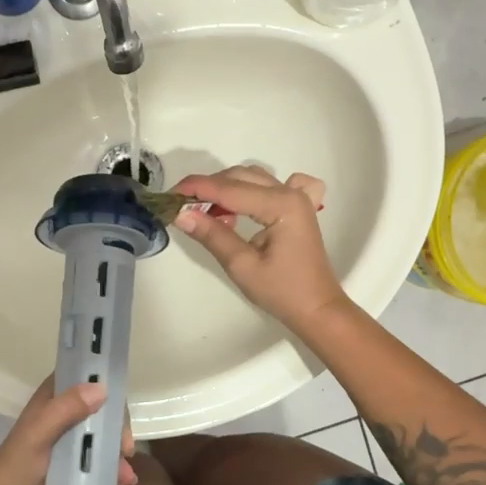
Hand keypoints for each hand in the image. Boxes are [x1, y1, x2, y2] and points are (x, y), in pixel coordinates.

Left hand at [0, 379, 136, 484]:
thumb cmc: (19, 464)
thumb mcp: (40, 433)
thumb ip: (67, 409)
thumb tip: (101, 388)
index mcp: (52, 400)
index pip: (85, 382)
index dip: (106, 391)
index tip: (120, 412)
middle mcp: (62, 415)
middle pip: (101, 414)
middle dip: (117, 433)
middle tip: (126, 452)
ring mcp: (68, 441)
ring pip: (103, 440)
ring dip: (117, 458)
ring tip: (126, 480)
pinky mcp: (72, 464)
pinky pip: (98, 463)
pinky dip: (110, 474)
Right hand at [170, 166, 349, 326]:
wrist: (316, 307)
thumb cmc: (282, 291)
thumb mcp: (241, 265)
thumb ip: (212, 235)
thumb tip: (181, 215)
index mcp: (280, 204)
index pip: (229, 189)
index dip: (196, 189)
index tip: (169, 195)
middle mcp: (289, 193)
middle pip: (240, 176)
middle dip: (208, 187)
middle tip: (181, 205)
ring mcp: (296, 198)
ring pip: (252, 179)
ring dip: (224, 189)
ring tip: (202, 211)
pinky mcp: (295, 207)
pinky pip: (265, 188)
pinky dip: (244, 192)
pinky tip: (235, 211)